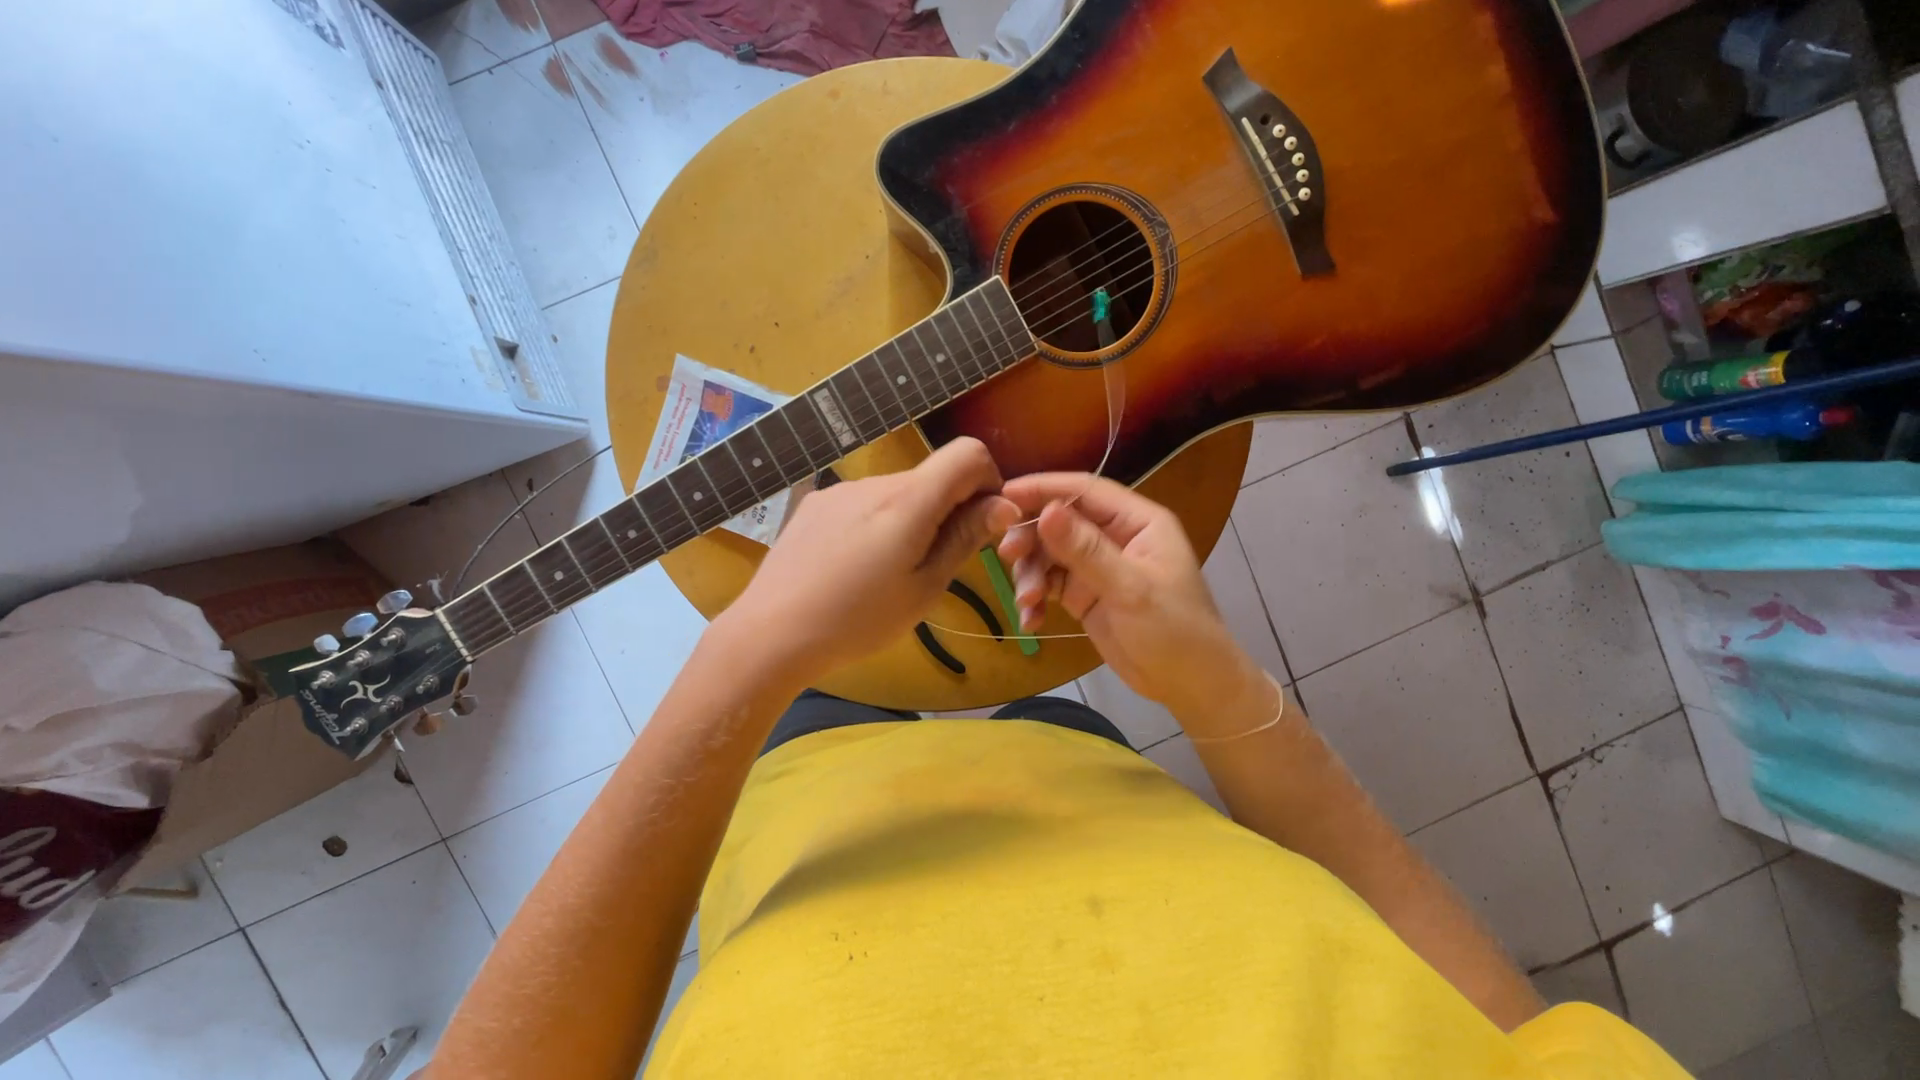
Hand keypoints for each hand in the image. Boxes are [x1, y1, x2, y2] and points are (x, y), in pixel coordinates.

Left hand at [717, 438, 1019, 684]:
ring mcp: (841, 490)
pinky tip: (853, 566)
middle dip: (948, 509)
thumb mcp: (923, 589)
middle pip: (932, 476)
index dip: (988, 481)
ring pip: (898, 491)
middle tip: (933, 567)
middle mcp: (875, 482)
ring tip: (887, 573)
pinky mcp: (816, 503)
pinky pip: (864, 502)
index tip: (980, 525)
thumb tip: (1005, 504)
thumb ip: (963, 539)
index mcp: (908, 501)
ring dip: (911, 519)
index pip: (968, 453)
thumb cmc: (857, 621)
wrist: (771, 632)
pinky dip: (877, 523)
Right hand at [997, 474, 1269, 720]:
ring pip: (1049, 554)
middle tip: (1006, 555)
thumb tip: (1047, 510)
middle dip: (1031, 538)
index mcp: (1137, 521)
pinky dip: (1036, 598)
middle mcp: (1115, 536)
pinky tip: (1030, 620)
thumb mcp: (1130, 589)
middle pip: (1060, 521)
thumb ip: (1086, 550)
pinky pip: (1050, 584)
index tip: (1003, 496)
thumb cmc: (1175, 630)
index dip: (1043, 488)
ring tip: (1027, 602)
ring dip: (1031, 574)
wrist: (1191, 686)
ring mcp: (1098, 566)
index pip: (1084, 490)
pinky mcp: (1085, 595)